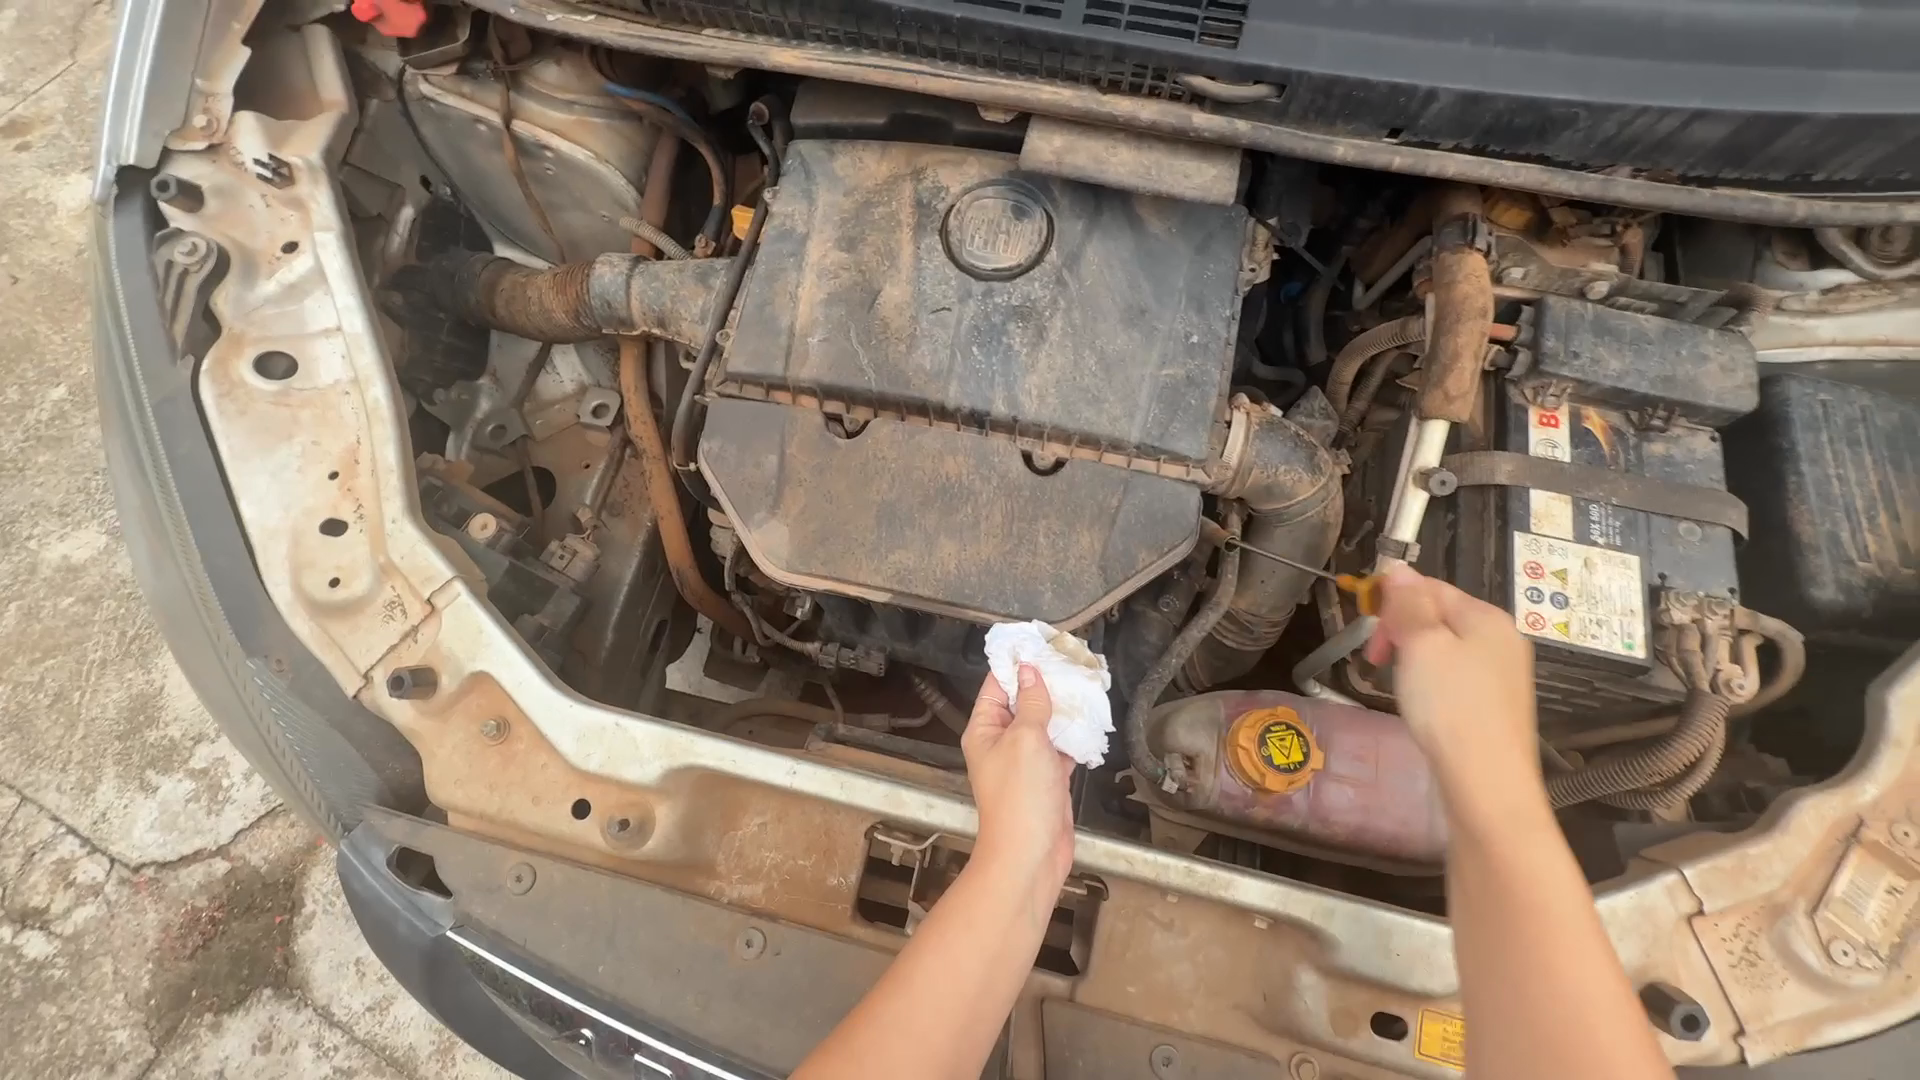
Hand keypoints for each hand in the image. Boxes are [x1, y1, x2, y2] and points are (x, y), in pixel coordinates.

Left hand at [961, 665, 1075, 895]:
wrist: (1031, 856)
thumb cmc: (1018, 798)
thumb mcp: (1024, 738)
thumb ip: (1030, 703)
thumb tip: (1029, 672)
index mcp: (984, 729)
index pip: (996, 685)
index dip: (1016, 664)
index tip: (1038, 644)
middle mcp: (1002, 741)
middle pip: (1023, 702)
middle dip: (1046, 684)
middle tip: (1071, 661)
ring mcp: (1025, 760)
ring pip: (1045, 723)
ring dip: (1063, 708)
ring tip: (1086, 684)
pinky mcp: (1047, 777)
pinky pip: (1060, 747)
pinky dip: (1075, 736)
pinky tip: (1091, 722)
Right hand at [1363, 566, 1541, 821]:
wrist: (1485, 778)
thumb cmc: (1448, 705)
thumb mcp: (1421, 645)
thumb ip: (1409, 603)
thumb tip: (1398, 568)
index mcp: (1486, 617)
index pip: (1430, 587)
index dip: (1392, 602)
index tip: (1367, 632)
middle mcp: (1501, 638)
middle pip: (1438, 614)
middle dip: (1400, 628)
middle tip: (1377, 658)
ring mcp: (1502, 672)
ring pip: (1443, 644)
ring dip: (1411, 653)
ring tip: (1396, 679)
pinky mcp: (1495, 702)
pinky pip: (1454, 672)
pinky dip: (1429, 677)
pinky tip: (1420, 699)